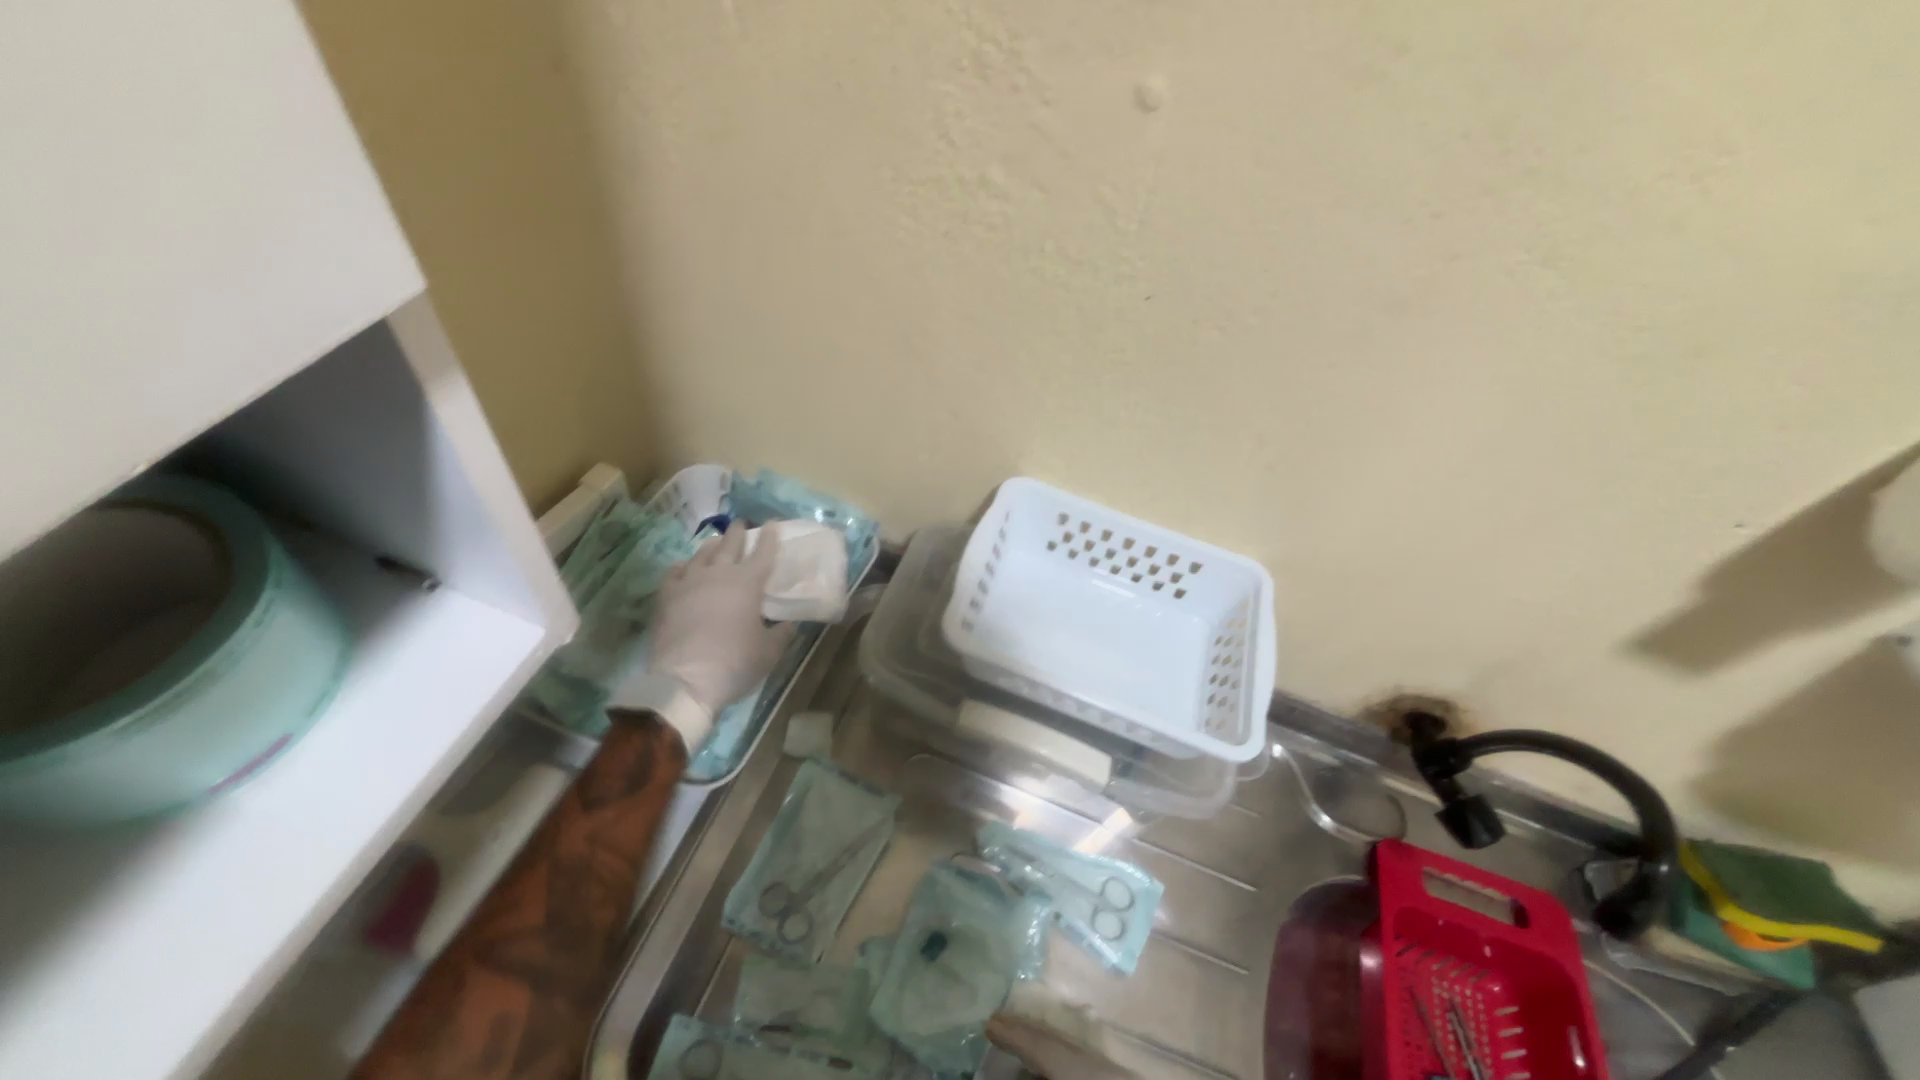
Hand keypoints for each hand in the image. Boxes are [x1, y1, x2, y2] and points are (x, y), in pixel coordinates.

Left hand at [648, 521, 797, 720]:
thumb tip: (789, 623)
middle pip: (730, 545)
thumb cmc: (734, 664)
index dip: (769, 538)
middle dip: (738, 533)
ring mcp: (689, 582)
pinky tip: (684, 567)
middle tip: (741, 524)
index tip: (771, 525)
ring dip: (712, 545)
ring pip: (702, 554)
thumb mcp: (769, 652)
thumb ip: (781, 633)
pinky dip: (684, 566)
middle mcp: (719, 574)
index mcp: (748, 583)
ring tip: (715, 542)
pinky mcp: (666, 596)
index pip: (763, 553)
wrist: (685, 679)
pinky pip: (675, 572)